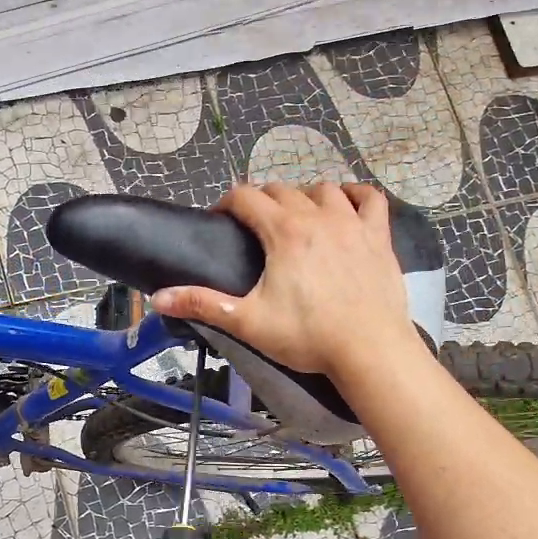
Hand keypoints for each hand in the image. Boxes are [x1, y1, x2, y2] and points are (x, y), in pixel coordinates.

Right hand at [149, 182, 429, 383]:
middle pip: (282, 189)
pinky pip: (369, 198)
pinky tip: (345, 205)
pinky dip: (354, 195)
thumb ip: (202, 304)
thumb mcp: (247, 322)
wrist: (368, 349)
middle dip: (261, 201)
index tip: (219, 221)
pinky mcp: (379, 236)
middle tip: (251, 227)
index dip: (227, 203)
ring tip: (295, 217)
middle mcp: (318, 215)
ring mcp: (353, 222)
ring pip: (324, 189)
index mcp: (283, 231)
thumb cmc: (305, 336)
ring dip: (304, 196)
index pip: (246, 197)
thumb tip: (158, 298)